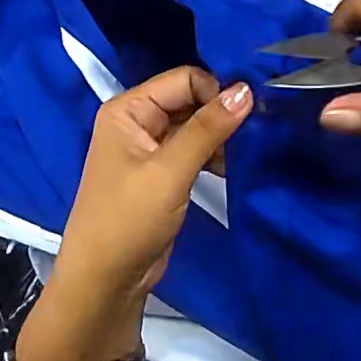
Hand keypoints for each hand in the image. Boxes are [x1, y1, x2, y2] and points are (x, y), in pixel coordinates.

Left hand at [18, 68, 252, 360]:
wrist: (105, 281)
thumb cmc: (129, 219)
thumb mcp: (170, 171)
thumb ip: (207, 129)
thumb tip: (246, 90)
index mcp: (128, 109)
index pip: (182, 79)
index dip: (215, 91)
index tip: (249, 113)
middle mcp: (136, 120)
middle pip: (188, 99)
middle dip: (219, 112)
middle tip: (255, 132)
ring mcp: (148, 147)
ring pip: (193, 124)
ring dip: (218, 135)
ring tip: (244, 153)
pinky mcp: (161, 171)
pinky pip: (192, 148)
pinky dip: (212, 153)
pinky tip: (230, 166)